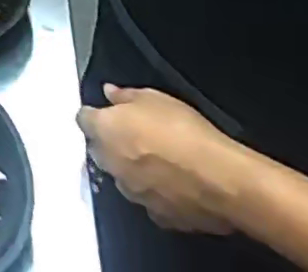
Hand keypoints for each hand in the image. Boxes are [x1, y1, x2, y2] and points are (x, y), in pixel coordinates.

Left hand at [78, 86, 256, 234]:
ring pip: (122, 178)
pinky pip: (150, 203)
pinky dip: (156, 196)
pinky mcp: (159, 216)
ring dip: (130, 170)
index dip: (94, 114)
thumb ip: (125, 96)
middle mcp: (110, 161)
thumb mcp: (152, 98)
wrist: (223, 180)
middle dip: (108, 143)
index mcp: (103, 130)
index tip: (105, 113)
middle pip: (99, 150)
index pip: (83, 119)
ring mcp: (132, 192)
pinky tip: (172, 190)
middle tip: (130, 138)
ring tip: (153, 165)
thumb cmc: (182, 130)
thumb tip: (108, 92)